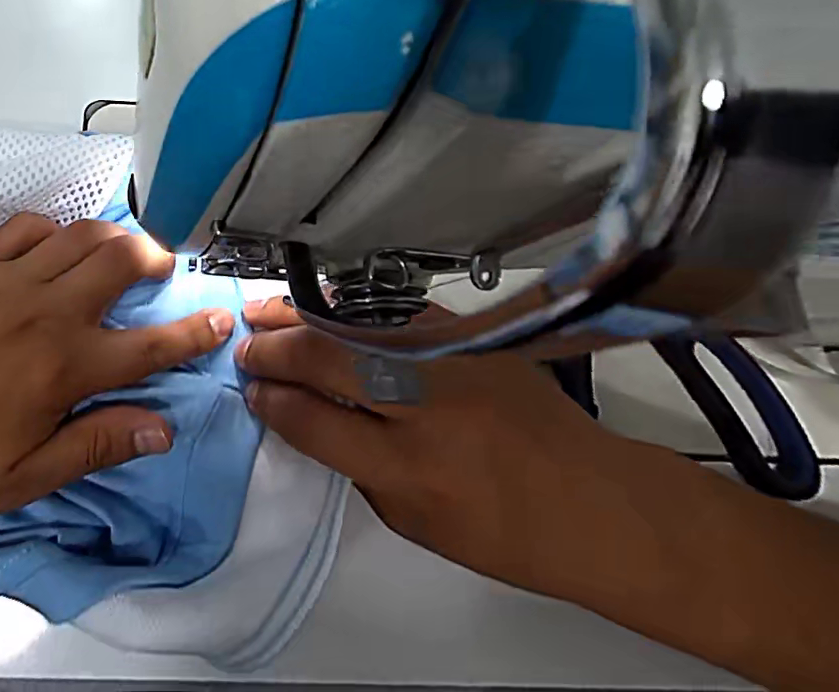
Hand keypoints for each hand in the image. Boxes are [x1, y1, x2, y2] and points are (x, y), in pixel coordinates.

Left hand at [0, 214, 232, 565]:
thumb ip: (96, 443)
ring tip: (121, 250)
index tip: (220, 319)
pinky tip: (54, 243)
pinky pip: (24, 227)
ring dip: (111, 236)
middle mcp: (46, 311)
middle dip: (155, 259)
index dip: (193, 333)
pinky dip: (51, 228)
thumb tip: (161, 428)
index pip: (150, 345)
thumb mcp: (22, 477)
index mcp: (65, 366)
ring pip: (79, 234)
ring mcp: (6, 281)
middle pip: (120, 261)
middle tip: (163, 270)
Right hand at [236, 296, 652, 595]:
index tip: (251, 390)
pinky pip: (391, 310)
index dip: (273, 401)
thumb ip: (356, 466)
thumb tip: (307, 414)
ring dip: (299, 315)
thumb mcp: (415, 522)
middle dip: (275, 350)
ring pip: (353, 323)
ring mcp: (449, 358)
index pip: (316, 420)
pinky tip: (320, 305)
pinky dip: (348, 308)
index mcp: (411, 467)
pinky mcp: (468, 333)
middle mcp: (426, 403)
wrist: (594, 497)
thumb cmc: (505, 531)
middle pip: (327, 359)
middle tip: (244, 346)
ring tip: (262, 311)